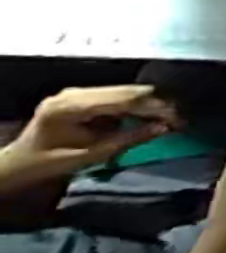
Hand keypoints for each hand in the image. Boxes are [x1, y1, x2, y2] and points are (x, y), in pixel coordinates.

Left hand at [0, 85, 181, 194]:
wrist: (20, 162)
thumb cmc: (52, 162)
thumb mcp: (93, 155)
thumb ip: (130, 139)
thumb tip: (165, 127)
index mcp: (68, 108)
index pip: (125, 100)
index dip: (156, 108)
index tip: (178, 122)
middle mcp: (71, 95)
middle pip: (130, 91)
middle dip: (158, 105)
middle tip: (177, 121)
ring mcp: (76, 93)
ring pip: (129, 90)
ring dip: (151, 104)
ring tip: (165, 119)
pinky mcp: (83, 95)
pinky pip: (120, 94)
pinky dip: (139, 104)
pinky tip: (147, 116)